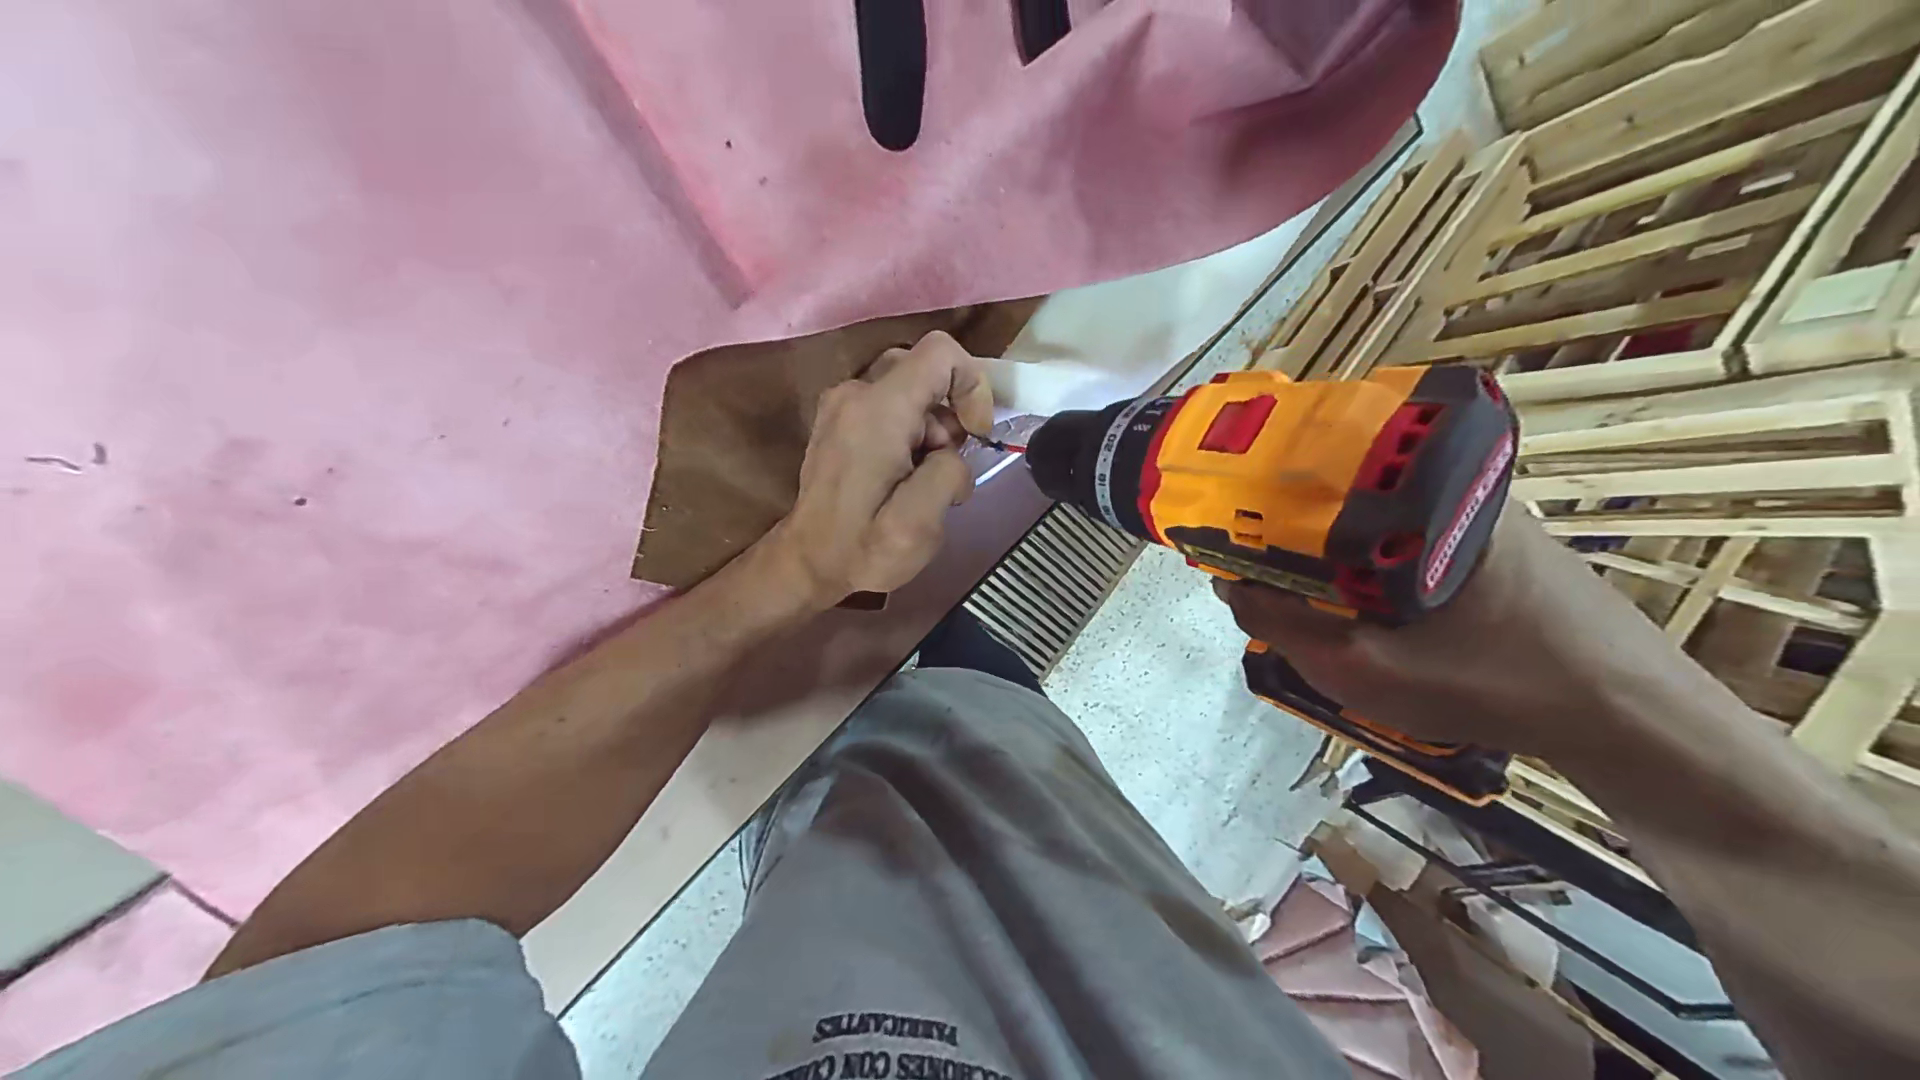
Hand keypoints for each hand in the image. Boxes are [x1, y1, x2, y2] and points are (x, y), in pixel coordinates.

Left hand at [763, 331, 995, 606]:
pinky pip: (889, 403)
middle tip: (943, 466)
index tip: (975, 433)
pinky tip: (901, 472)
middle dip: (949, 416)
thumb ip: (948, 474)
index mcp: (876, 412)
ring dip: (930, 428)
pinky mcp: (837, 417)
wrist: (808, 562)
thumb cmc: (863, 549)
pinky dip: (909, 430)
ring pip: (910, 389)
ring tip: (919, 479)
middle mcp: (854, 393)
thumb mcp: (919, 526)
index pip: (940, 352)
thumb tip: (949, 455)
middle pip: (925, 370)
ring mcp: (841, 403)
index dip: (972, 384)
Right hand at [1215, 507, 1738, 762]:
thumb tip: (1230, 584)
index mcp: (1424, 499)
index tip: (1232, 535)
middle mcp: (1456, 492)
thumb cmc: (1492, 684)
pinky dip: (1379, 565)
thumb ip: (1282, 625)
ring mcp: (1488, 517)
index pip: (1317, 473)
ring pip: (1380, 523)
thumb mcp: (1362, 668)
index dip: (1263, 500)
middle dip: (1297, 534)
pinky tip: (1382, 611)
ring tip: (1321, 601)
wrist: (1636, 723)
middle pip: (1346, 497)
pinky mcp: (1506, 547)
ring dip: (1340, 554)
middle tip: (1275, 582)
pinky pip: (1414, 542)